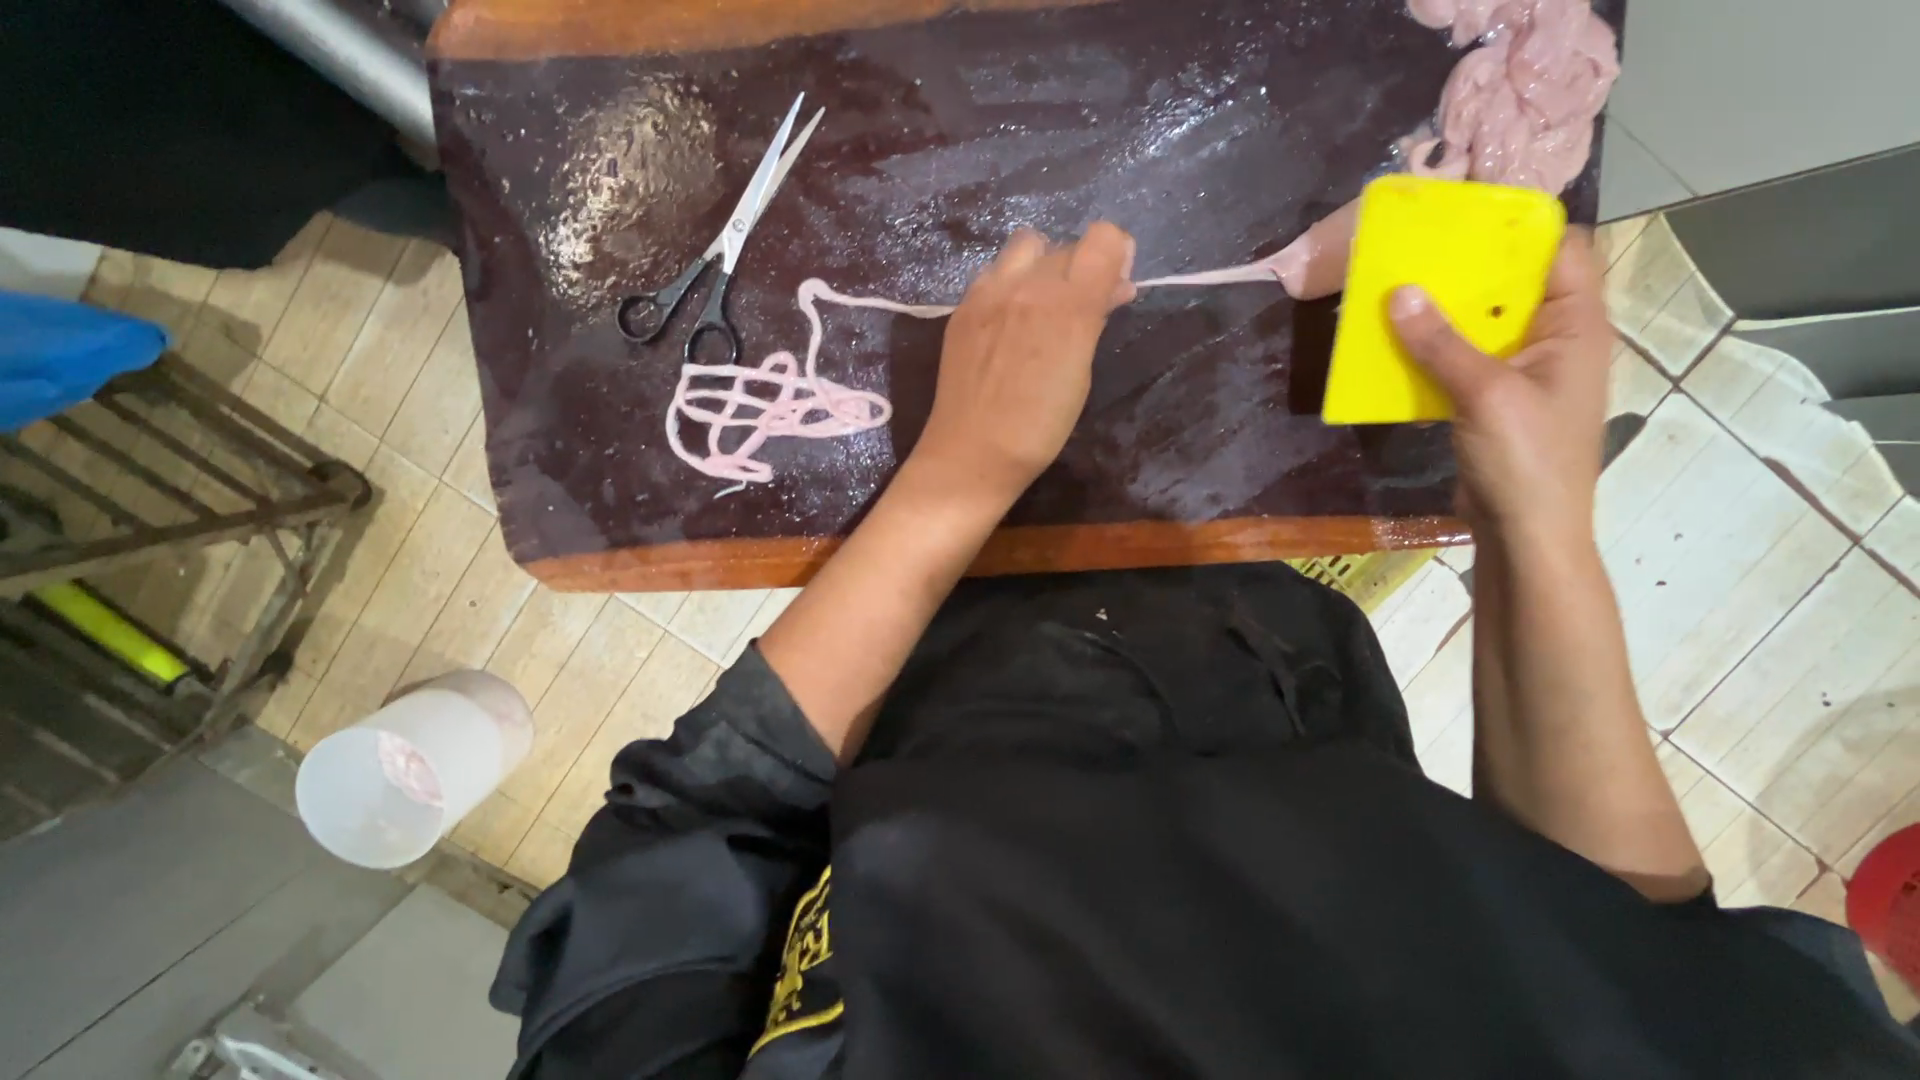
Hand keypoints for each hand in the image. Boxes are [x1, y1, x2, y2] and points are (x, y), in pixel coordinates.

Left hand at [909, 223, 1136, 504]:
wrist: (972, 452)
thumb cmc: (1039, 428)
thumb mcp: (1082, 374)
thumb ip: (1095, 321)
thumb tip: (1114, 287)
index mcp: (1068, 305)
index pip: (1104, 239)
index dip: (1117, 254)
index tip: (1116, 282)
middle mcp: (1026, 285)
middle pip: (1067, 245)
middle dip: (1083, 266)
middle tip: (1086, 303)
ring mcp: (988, 292)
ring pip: (1027, 246)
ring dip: (1043, 263)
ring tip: (1044, 302)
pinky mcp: (962, 306)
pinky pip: (994, 272)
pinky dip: (1011, 282)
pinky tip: (1010, 317)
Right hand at [1388, 229, 1611, 546]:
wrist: (1525, 533)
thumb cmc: (1525, 460)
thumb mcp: (1484, 394)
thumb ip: (1441, 343)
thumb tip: (1398, 292)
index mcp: (1575, 327)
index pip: (1561, 252)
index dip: (1519, 230)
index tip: (1462, 218)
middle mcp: (1553, 341)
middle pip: (1513, 285)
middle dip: (1465, 270)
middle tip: (1413, 254)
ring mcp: (1521, 373)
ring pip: (1481, 325)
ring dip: (1441, 314)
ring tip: (1393, 295)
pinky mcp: (1491, 401)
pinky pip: (1460, 361)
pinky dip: (1431, 352)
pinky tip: (1394, 347)